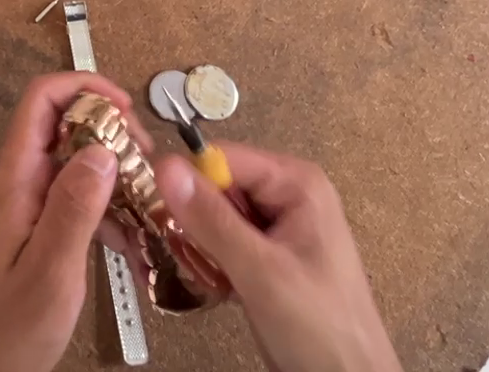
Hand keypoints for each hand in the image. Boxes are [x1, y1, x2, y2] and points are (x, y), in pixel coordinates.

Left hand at [0, 72, 150, 371]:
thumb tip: (102, 148)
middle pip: (63, 123)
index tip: (127, 110)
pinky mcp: (32, 226)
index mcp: (14, 176)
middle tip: (146, 164)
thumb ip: (73, 209)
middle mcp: (16, 178)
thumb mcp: (48, 272)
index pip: (41, 99)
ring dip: (112, 172)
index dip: (84, 87)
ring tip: (148, 201)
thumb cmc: (2, 330)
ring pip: (72, 161)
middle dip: (109, 131)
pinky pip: (72, 197)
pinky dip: (103, 208)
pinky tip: (130, 239)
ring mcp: (23, 201)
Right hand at [154, 145, 400, 371]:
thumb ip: (212, 220)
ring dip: (202, 242)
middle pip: (216, 183)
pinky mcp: (268, 250)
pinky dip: (212, 257)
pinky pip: (223, 236)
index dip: (189, 182)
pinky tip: (220, 282)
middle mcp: (287, 192)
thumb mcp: (261, 272)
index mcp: (296, 182)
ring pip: (214, 212)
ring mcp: (278, 222)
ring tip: (211, 274)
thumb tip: (166, 167)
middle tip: (194, 254)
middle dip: (196, 218)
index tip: (166, 214)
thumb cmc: (322, 331)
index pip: (220, 157)